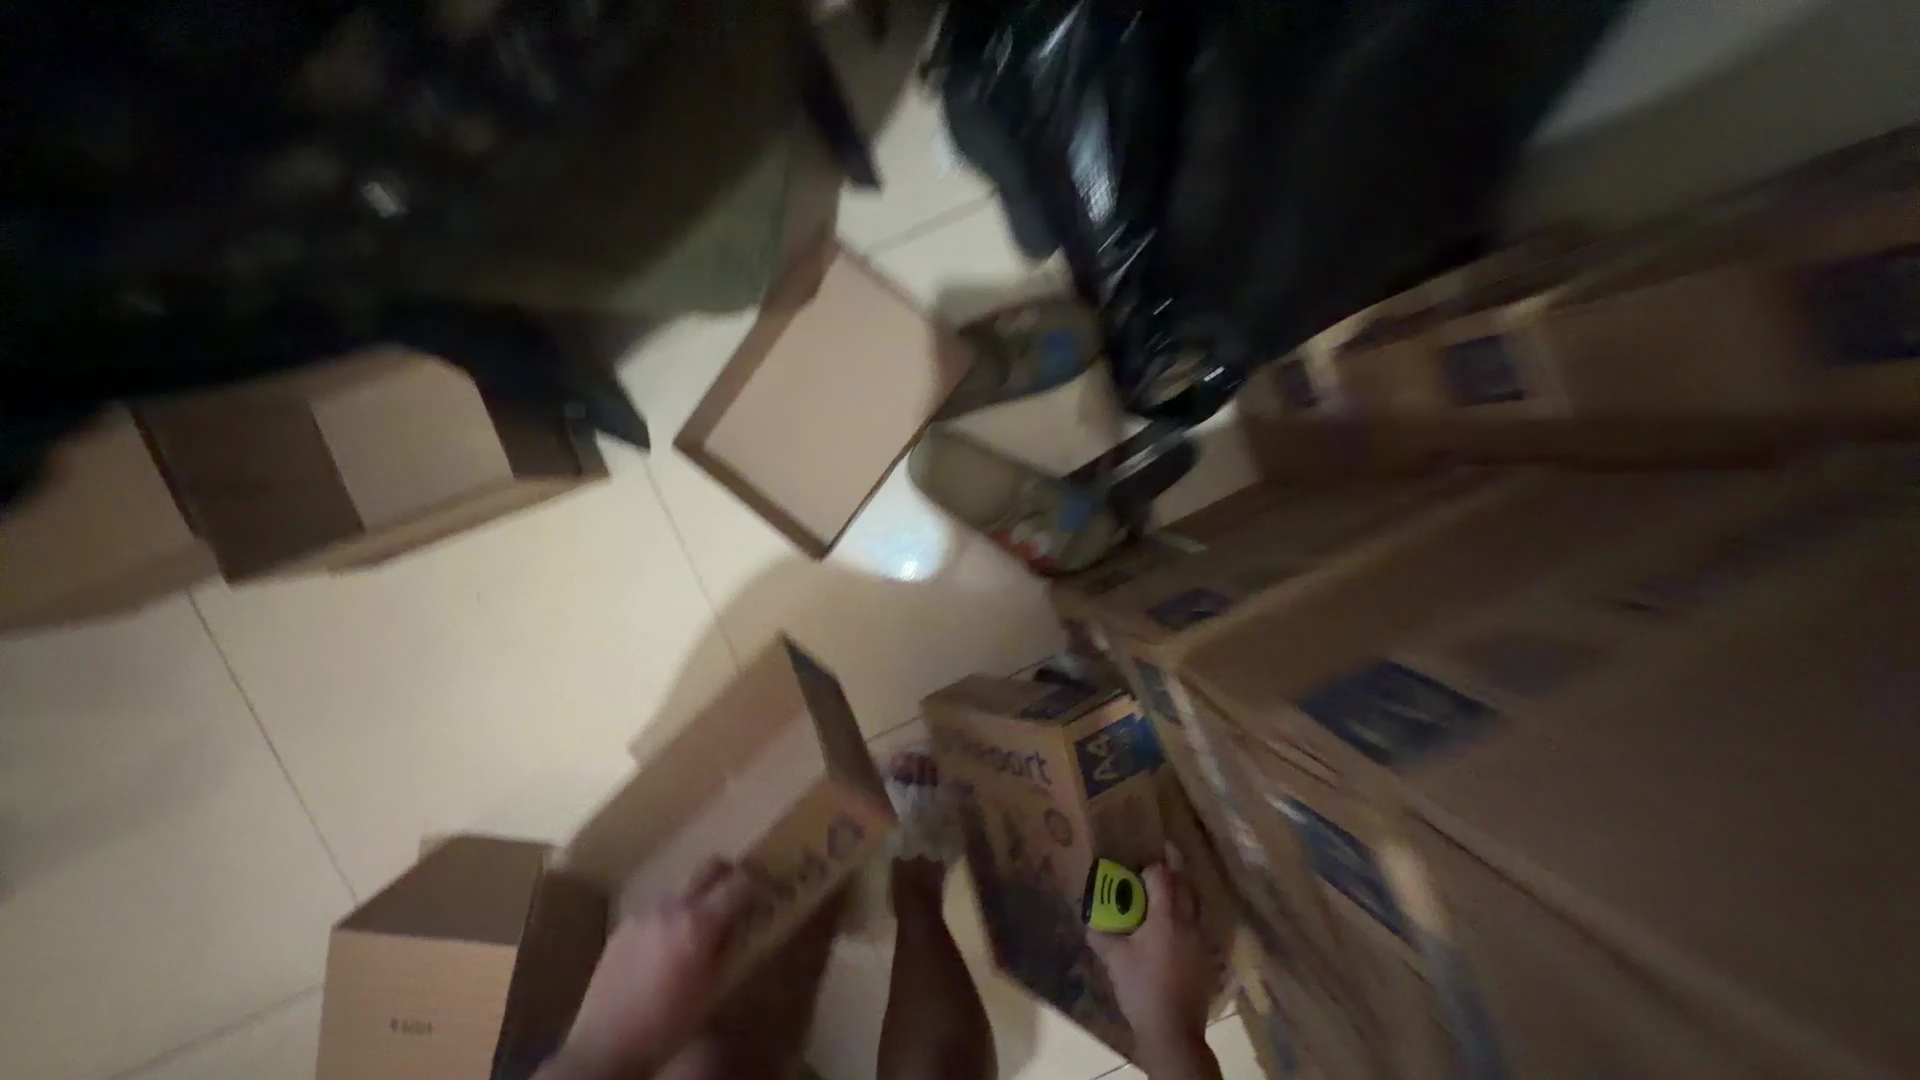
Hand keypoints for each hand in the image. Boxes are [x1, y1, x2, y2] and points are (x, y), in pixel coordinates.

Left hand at [540, 860, 755, 1079]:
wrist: (605, 1047)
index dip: (759, 883)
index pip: (740, 882)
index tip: (770, 890)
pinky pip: (658, 908)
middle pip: (710, 867)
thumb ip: (729, 947)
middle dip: (730, 875)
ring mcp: (644, 913)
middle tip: (740, 895)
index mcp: (699, 921)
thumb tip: (742, 923)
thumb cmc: (668, 1025)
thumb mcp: (712, 988)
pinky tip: (667, 947)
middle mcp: (672, 906)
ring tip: (698, 930)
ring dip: (698, 899)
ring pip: (682, 889)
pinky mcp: (624, 926)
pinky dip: (672, 916)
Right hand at [1086, 844, 1223, 1072]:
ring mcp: (1201, 940)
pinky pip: (1198, 923)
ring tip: (1170, 885)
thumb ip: (1101, 935)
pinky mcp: (1206, 958)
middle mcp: (1188, 922)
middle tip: (1165, 852)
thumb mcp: (1113, 960)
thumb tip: (1090, 921)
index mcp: (1165, 917)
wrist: (1173, 1031)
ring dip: (1184, 889)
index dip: (1153, 866)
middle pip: (1185, 884)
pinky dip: (1188, 913)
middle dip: (1175, 867)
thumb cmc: (1141, 989)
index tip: (1142, 862)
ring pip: (1195, 904)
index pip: (1162, 877)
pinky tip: (1176, 924)